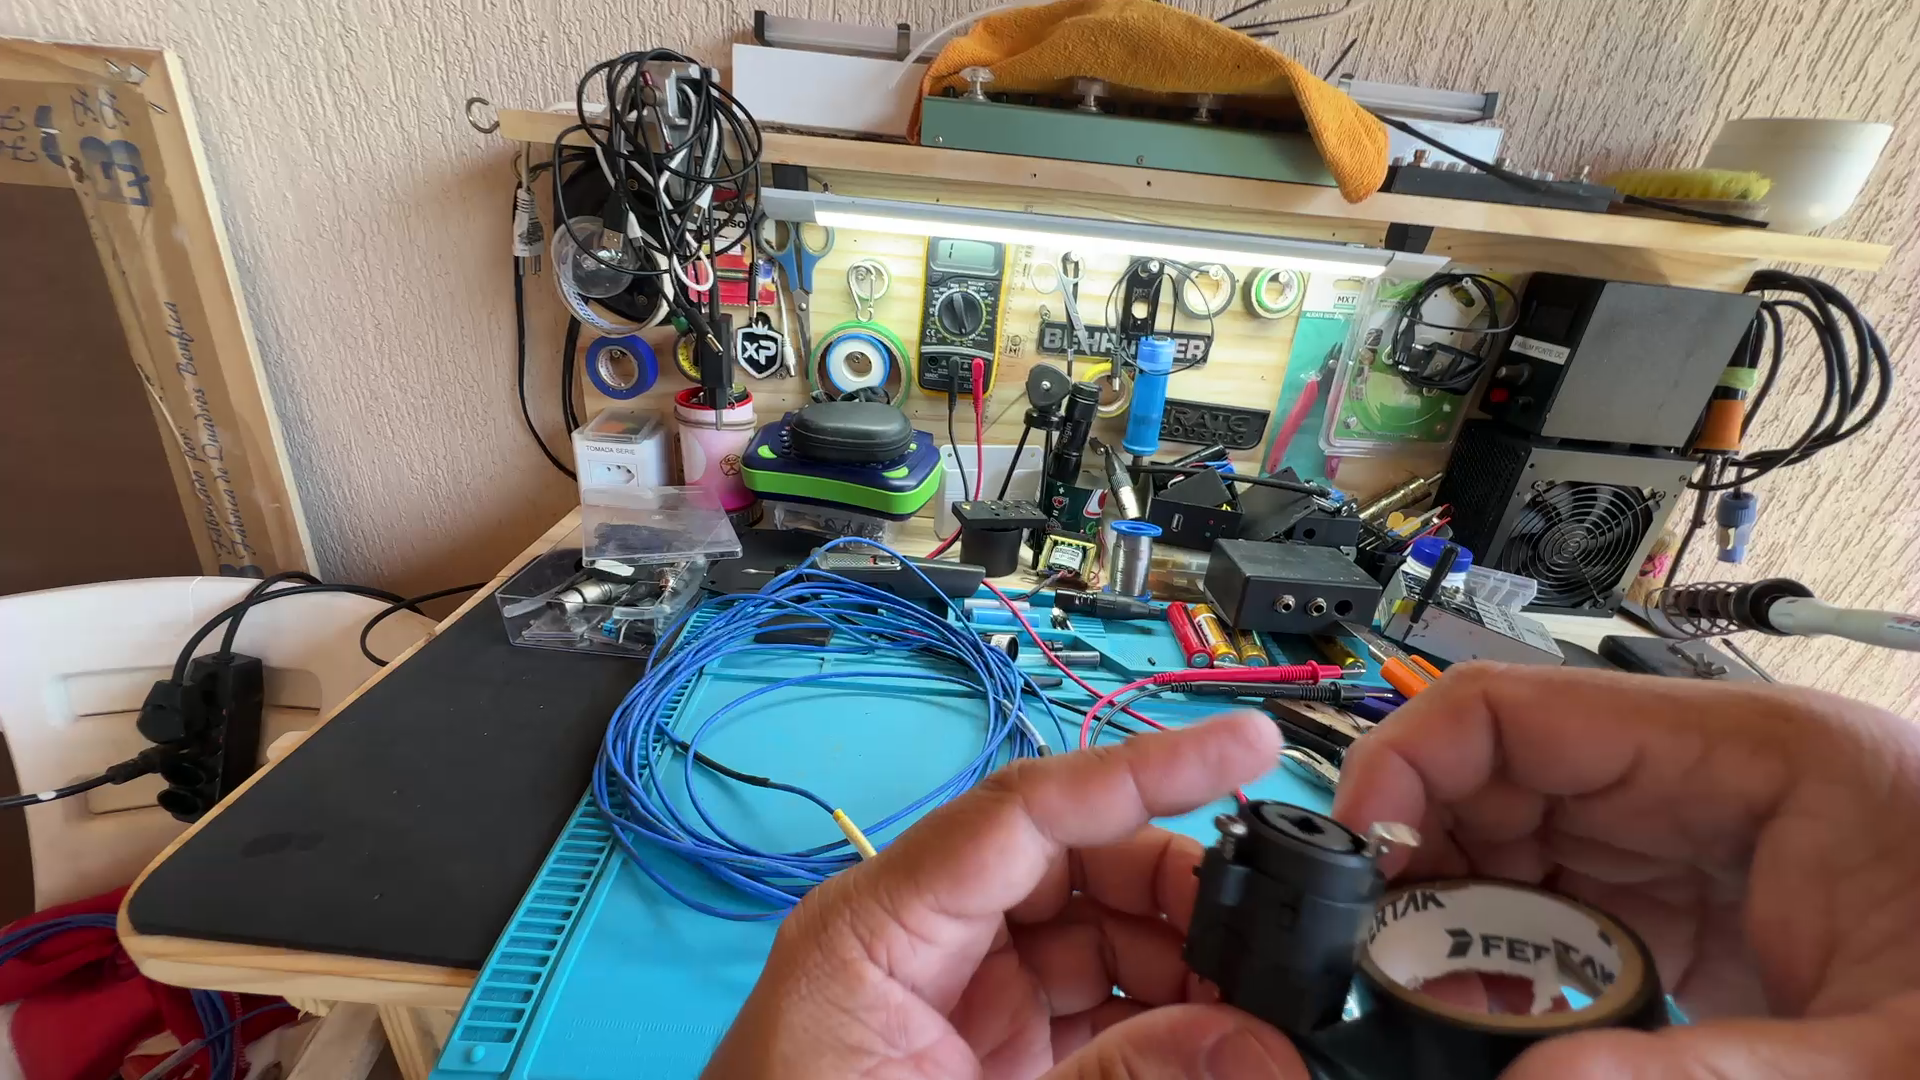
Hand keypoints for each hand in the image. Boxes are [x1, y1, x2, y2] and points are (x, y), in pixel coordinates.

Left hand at [704, 711, 1306, 1078]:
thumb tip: (1262, 1042)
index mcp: (881, 922)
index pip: (1026, 808)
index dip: (1141, 768)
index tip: (1241, 744)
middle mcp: (924, 927)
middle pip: (1070, 858)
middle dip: (1176, 885)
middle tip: (1273, 936)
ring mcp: (959, 982)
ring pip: (1091, 925)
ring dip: (1179, 957)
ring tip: (1258, 1007)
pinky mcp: (988, 1035)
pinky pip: (1087, 994)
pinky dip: (1156, 1013)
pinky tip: (1213, 1039)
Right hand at [1333, 662, 1919, 1076]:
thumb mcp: (1908, 1069)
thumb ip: (1717, 1077)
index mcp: (1743, 752)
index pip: (1503, 708)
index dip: (1405, 761)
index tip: (1360, 848)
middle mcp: (1691, 774)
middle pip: (1489, 774)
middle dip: (1423, 854)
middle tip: (1390, 948)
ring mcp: (1684, 834)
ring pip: (1505, 837)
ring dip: (1459, 908)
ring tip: (1441, 986)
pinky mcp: (1683, 895)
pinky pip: (1550, 895)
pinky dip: (1506, 945)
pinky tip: (1505, 1002)